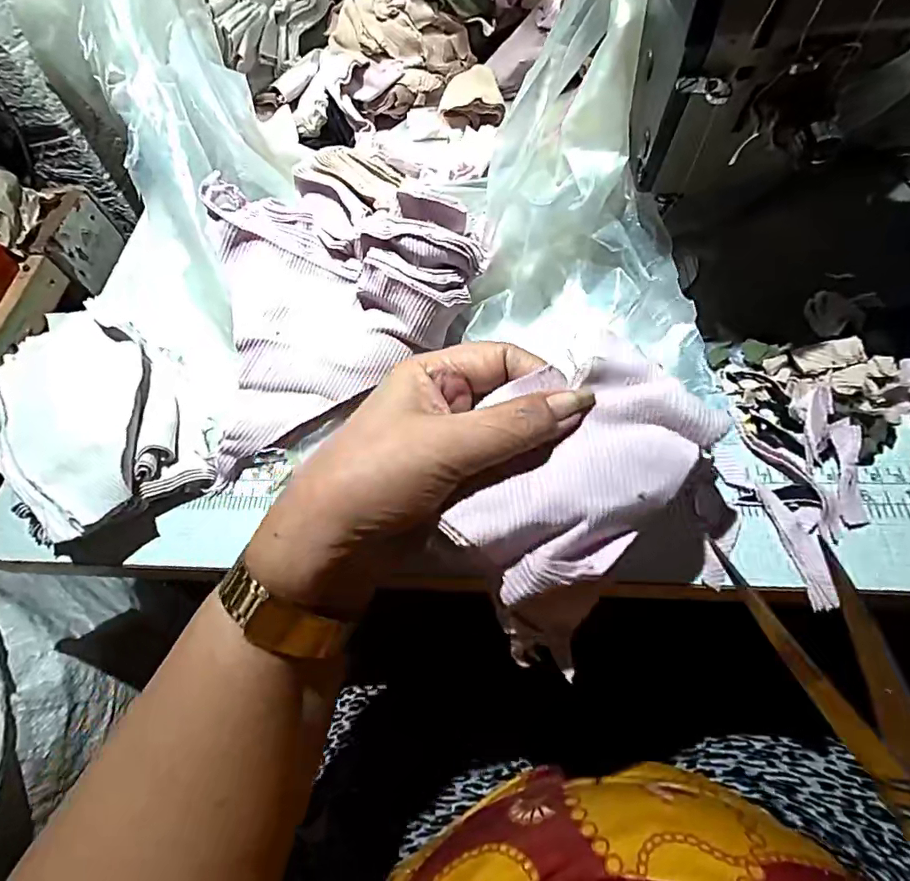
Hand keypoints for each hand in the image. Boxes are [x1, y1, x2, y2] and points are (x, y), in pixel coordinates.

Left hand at [244, 342, 593, 616]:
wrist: (328, 551)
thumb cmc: (381, 477)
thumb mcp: (449, 444)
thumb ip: (516, 423)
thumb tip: (581, 399)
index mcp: (435, 374)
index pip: (504, 358)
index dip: (541, 377)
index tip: (578, 408)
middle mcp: (446, 400)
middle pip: (510, 395)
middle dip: (544, 415)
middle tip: (581, 439)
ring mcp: (452, 442)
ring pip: (509, 433)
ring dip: (537, 447)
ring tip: (571, 462)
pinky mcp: (456, 478)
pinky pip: (500, 465)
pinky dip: (523, 471)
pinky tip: (546, 482)